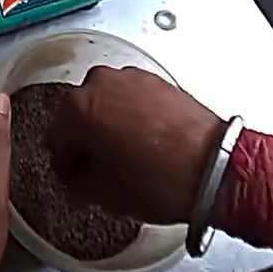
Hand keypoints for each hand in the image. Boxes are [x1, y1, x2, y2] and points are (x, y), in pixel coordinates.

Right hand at [46, 65, 223, 223]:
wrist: (216, 169)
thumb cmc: (163, 180)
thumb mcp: (106, 194)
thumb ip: (79, 180)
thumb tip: (79, 175)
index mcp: (77, 109)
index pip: (55, 137)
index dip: (63, 162)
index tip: (72, 174)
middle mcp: (98, 84)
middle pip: (77, 112)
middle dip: (83, 136)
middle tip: (95, 163)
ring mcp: (128, 78)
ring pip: (103, 100)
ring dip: (106, 121)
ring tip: (123, 151)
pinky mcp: (154, 79)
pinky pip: (129, 95)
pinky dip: (129, 112)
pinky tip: (142, 138)